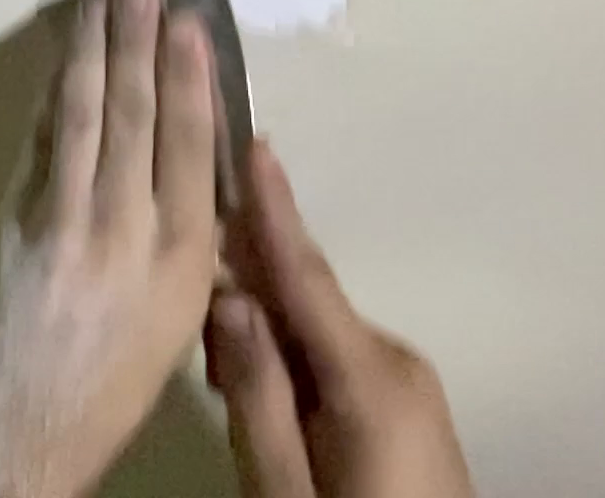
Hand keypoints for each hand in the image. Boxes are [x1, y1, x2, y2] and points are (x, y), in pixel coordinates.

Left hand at [0, 0, 220, 496]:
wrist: (41, 400)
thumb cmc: (127, 358)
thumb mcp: (185, 301)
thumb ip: (189, 222)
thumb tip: (194, 143)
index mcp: (185, 253)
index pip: (188, 145)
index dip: (188, 78)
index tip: (189, 25)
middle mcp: (129, 226)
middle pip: (136, 117)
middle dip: (138, 46)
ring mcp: (68, 216)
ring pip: (87, 116)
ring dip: (94, 52)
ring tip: (101, 3)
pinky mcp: (23, 214)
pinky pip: (45, 139)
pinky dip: (55, 93)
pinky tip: (63, 57)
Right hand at [207, 140, 474, 497]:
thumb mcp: (284, 489)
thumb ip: (256, 390)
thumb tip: (230, 297)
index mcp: (370, 378)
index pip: (306, 273)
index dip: (274, 206)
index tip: (255, 141)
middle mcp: (394, 360)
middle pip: (298, 298)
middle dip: (242, 295)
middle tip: (199, 336)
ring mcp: (404, 379)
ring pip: (306, 326)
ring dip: (260, 336)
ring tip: (230, 390)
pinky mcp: (401, 398)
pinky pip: (326, 353)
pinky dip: (285, 358)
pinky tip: (265, 400)